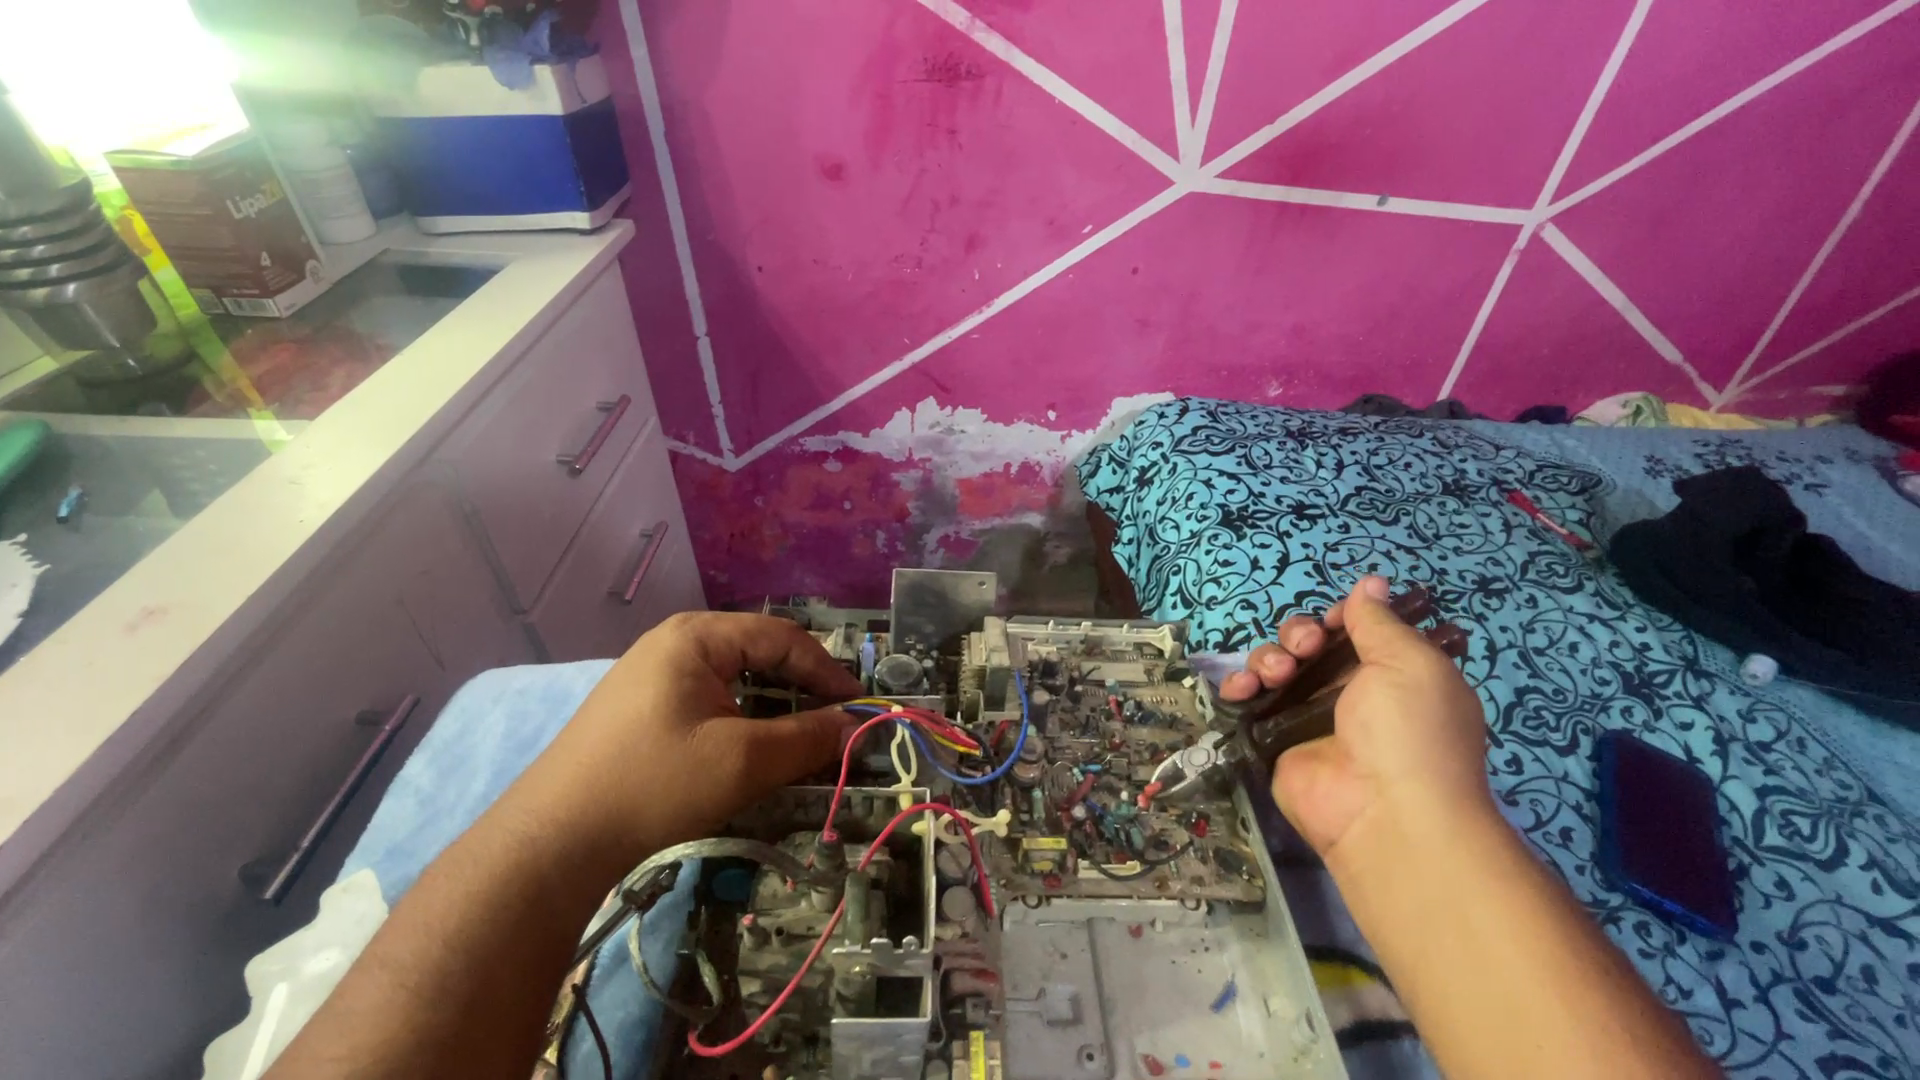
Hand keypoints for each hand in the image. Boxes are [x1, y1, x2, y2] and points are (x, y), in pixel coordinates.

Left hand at [508, 612, 863, 868]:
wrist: (555, 841)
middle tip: (834, 725)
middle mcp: (674, 642)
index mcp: (697, 635)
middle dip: (802, 690)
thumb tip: (853, 726)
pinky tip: (751, 753)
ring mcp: (652, 675)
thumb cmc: (655, 784)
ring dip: (773, 709)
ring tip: (800, 743)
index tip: (858, 707)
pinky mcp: (641, 710)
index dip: (827, 672)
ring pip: (734, 681)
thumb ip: (807, 738)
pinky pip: (709, 702)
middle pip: (758, 654)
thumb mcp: (743, 761)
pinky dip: (741, 722)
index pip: (783, 637)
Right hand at [1219, 577, 1491, 861]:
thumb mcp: (1410, 662)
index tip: (1335, 620)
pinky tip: (1241, 689)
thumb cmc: (1409, 730)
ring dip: (1270, 658)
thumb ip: (1379, 621)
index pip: (1355, 629)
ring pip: (1276, 666)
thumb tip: (1371, 582)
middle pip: (1309, 643)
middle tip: (1304, 650)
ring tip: (1278, 674)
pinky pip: (1249, 701)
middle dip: (1300, 635)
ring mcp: (1309, 716)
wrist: (1383, 812)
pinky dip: (1239, 687)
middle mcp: (1350, 692)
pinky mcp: (1274, 739)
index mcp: (1392, 673)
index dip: (1339, 617)